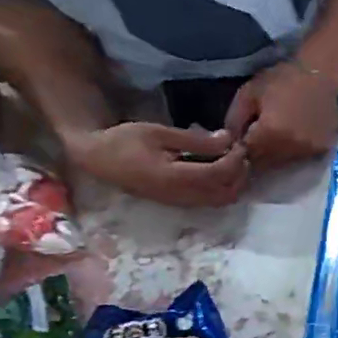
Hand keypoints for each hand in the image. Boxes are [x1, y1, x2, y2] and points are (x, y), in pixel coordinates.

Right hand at [65, 122, 248, 207]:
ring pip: (222, 200)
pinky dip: (223, 187)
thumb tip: (227, 139)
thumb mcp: (159, 133)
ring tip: (232, 160)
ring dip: (234, 183)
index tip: (239, 144)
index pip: (219, 174)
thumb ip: (195, 140)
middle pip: (227, 193)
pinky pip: (211, 201)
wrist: (97, 159)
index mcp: (175, 178)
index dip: (235, 160)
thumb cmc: (125, 141)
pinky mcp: (179, 204)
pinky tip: (220, 169)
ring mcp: (181, 203)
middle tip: (240, 153)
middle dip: (240, 174)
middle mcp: (181, 196)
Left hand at [225, 60, 337, 167]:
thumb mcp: (248, 93)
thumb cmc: (282, 79)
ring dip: (276, 155)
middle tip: (255, 141)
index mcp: (270, 134)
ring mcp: (309, 150)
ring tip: (275, 138)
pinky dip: (294, 151)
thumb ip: (234, 120)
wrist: (320, 74)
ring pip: (284, 163)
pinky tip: (293, 136)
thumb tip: (230, 142)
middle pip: (267, 163)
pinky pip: (302, 157)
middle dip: (258, 154)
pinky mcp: (322, 149)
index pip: (248, 155)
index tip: (240, 141)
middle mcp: (291, 147)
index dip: (241, 150)